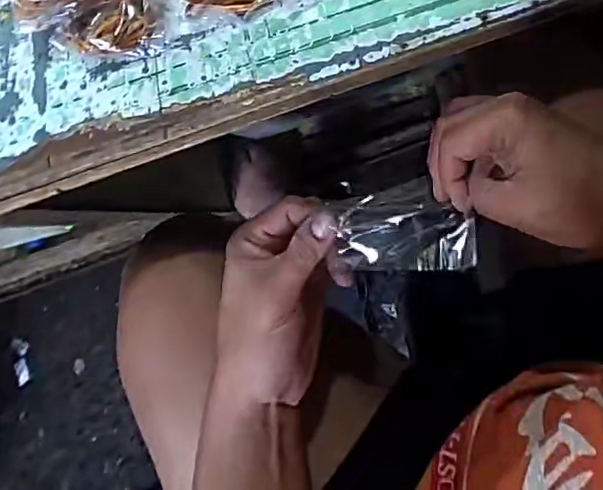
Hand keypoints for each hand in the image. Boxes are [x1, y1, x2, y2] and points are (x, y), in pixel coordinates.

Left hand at [211, 196, 348, 407]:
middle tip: (349, 244)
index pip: (289, 209)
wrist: (263, 393)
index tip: (341, 224)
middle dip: (330, 230)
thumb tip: (331, 216)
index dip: (314, 212)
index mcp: (252, 241)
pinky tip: (346, 278)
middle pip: (308, 221)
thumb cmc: (256, 337)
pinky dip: (341, 264)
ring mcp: (292, 265)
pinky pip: (330, 260)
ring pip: (322, 239)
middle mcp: (271, 247)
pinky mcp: (311, 283)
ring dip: (338, 249)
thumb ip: (305, 251)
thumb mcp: (278, 290)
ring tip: (346, 268)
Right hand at [429, 92, 602, 252]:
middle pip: (452, 119)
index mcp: (504, 117)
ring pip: (467, 117)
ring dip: (456, 148)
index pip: (452, 140)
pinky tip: (480, 174)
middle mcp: (509, 102)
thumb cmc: (577, 202)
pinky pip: (487, 123)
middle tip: (448, 196)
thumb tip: (469, 187)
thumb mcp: (518, 207)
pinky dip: (474, 145)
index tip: (458, 209)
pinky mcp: (532, 119)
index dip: (446, 177)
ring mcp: (522, 108)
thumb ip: (479, 193)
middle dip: (443, 159)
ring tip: (457, 185)